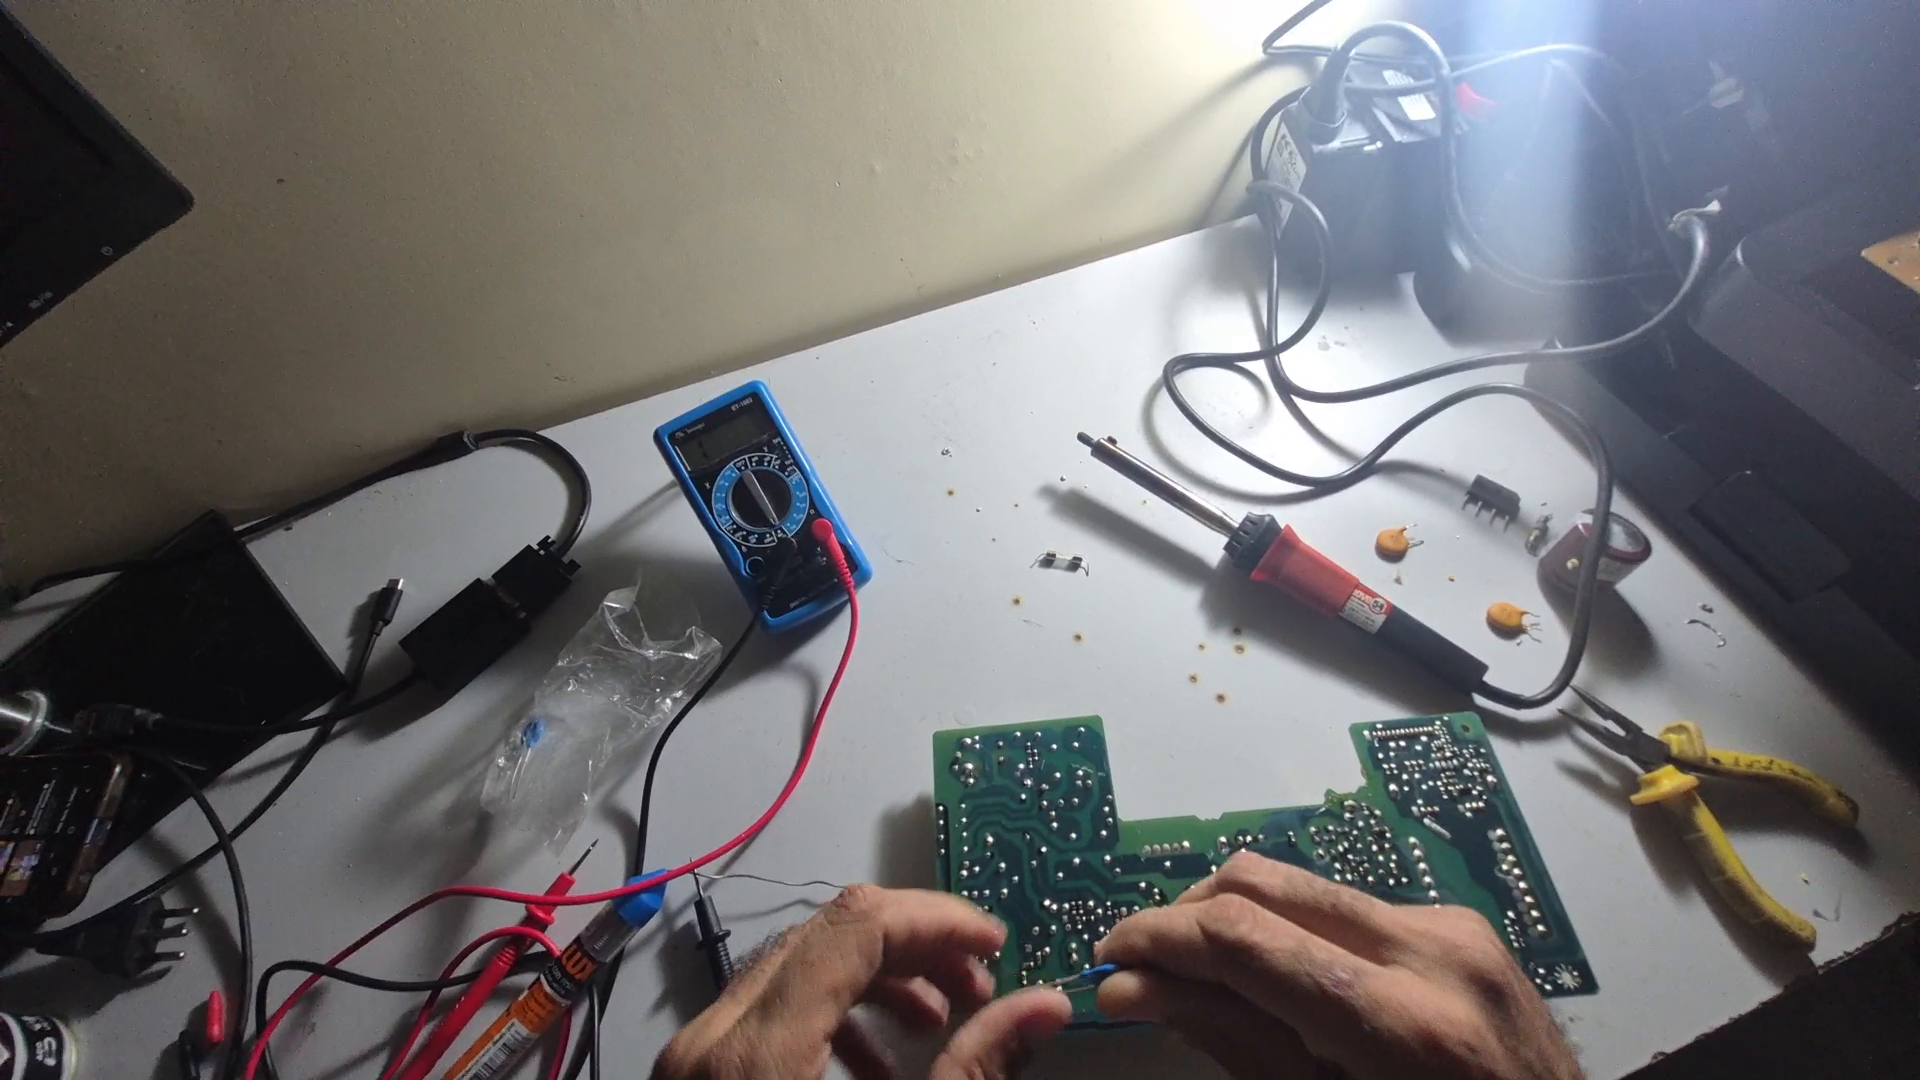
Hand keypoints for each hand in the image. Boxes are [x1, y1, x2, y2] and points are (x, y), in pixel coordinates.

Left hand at [652, 885, 1071, 1079]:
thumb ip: (976, 1069)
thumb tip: (1048, 1006)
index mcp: (755, 1055)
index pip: (856, 927)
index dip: (936, 920)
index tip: (996, 945)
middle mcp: (713, 1035)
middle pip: (831, 931)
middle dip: (918, 945)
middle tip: (981, 981)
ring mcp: (697, 1054)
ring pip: (804, 960)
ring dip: (882, 975)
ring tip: (941, 1017)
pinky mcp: (702, 1073)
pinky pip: (777, 1005)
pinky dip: (838, 1013)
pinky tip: (882, 1064)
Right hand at [1094, 852, 1581, 1079]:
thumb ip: (1226, 1040)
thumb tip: (1126, 988)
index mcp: (1406, 1029)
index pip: (1241, 936)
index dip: (1157, 937)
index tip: (1110, 955)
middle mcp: (1431, 949)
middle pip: (1258, 880)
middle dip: (1184, 914)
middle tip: (1147, 962)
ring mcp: (1452, 923)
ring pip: (1291, 880)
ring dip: (1229, 915)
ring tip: (1204, 967)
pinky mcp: (1455, 917)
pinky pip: (1335, 901)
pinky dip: (1285, 927)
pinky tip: (1280, 974)